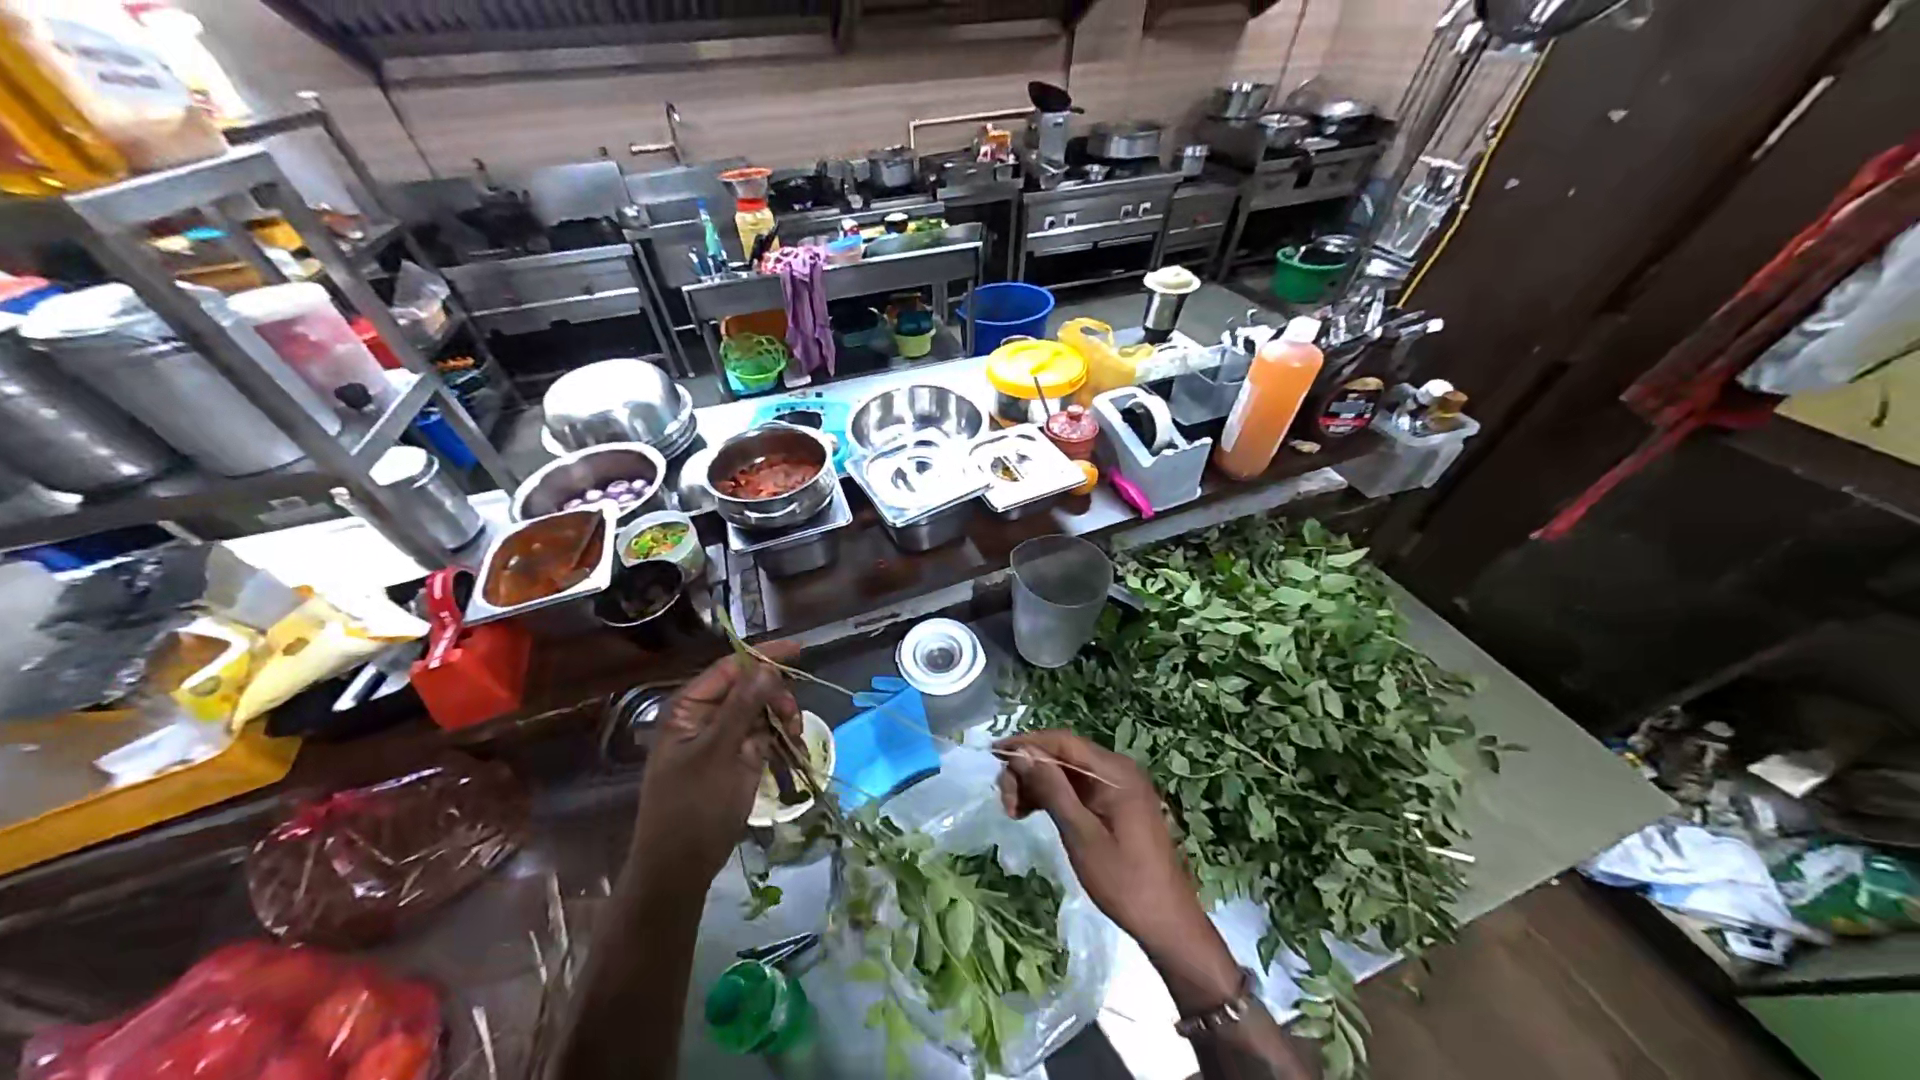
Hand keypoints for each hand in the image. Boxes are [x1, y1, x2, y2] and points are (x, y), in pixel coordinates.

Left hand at [630, 645, 800, 884]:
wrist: (681, 867)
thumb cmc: (692, 807)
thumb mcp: (718, 753)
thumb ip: (743, 707)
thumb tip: (766, 667)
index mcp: (689, 707)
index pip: (730, 668)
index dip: (764, 656)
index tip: (800, 650)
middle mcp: (705, 716)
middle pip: (750, 687)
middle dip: (776, 696)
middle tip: (792, 719)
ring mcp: (722, 738)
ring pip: (762, 710)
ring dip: (782, 718)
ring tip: (794, 739)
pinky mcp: (737, 758)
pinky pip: (765, 735)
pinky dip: (781, 738)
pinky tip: (794, 749)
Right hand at [996, 730, 1241, 1009]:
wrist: (1166, 922)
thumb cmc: (1124, 881)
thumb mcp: (1081, 834)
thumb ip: (1052, 789)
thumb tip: (1022, 752)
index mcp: (1116, 772)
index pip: (1062, 741)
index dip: (1026, 744)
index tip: (993, 757)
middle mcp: (1117, 770)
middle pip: (1062, 754)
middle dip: (1029, 770)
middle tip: (1005, 802)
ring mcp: (1117, 787)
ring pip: (1065, 771)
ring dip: (1036, 784)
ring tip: (1013, 813)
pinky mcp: (1113, 804)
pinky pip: (1075, 788)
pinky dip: (1051, 796)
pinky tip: (1030, 813)